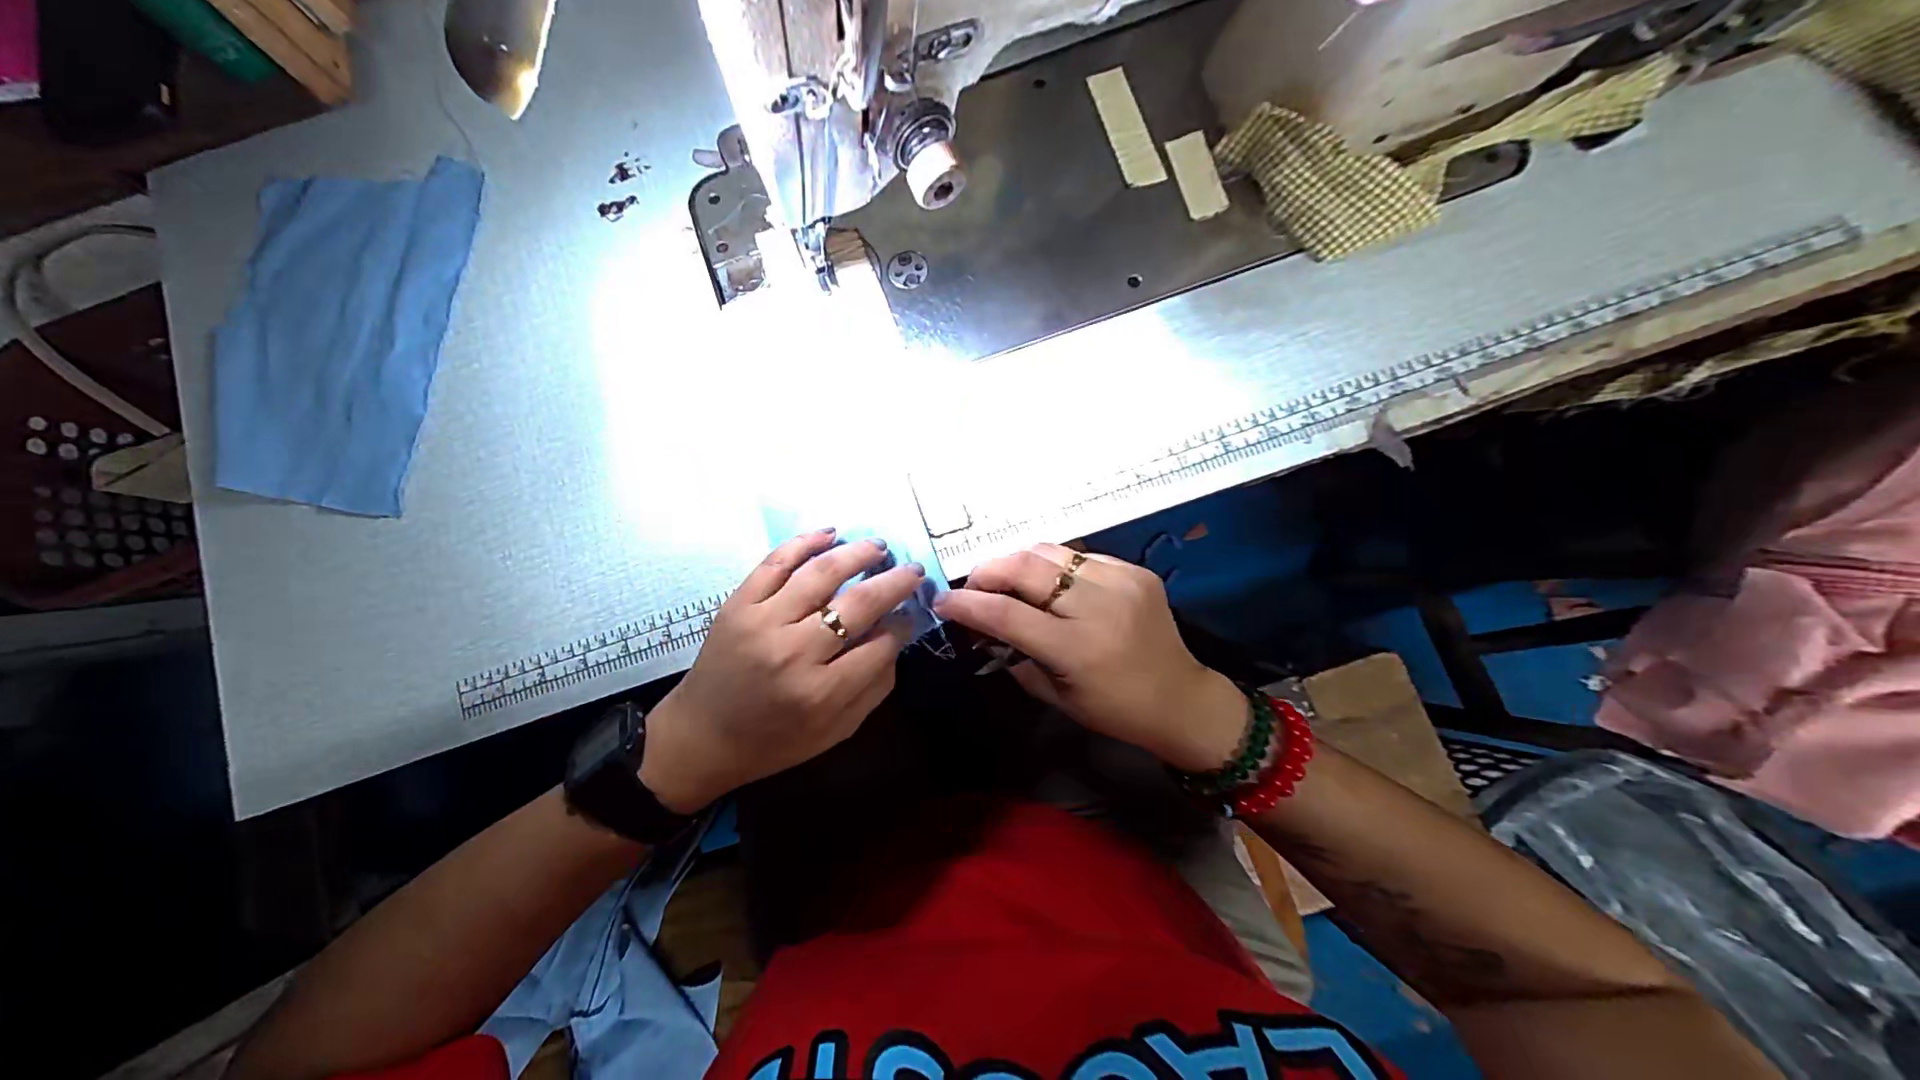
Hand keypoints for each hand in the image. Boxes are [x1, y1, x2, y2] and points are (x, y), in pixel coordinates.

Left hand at [638, 529, 923, 812]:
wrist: (701, 738)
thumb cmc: (774, 741)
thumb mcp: (836, 731)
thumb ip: (875, 686)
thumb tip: (897, 635)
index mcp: (822, 692)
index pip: (881, 644)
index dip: (905, 624)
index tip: (912, 613)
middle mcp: (794, 652)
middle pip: (859, 604)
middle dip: (895, 582)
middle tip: (913, 570)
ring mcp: (763, 622)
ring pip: (821, 574)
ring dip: (858, 554)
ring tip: (878, 547)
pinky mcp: (738, 604)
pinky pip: (775, 563)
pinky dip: (805, 542)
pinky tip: (830, 535)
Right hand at [932, 543, 1246, 772]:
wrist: (1181, 698)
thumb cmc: (1115, 709)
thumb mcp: (1057, 696)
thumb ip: (1016, 658)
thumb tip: (984, 627)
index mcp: (1077, 648)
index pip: (1006, 614)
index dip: (967, 604)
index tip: (943, 601)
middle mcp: (1098, 606)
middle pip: (1026, 568)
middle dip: (988, 571)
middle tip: (973, 586)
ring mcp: (1121, 582)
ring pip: (1050, 551)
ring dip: (1017, 561)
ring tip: (1004, 578)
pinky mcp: (1135, 571)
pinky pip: (1079, 556)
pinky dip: (1054, 566)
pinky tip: (1048, 583)